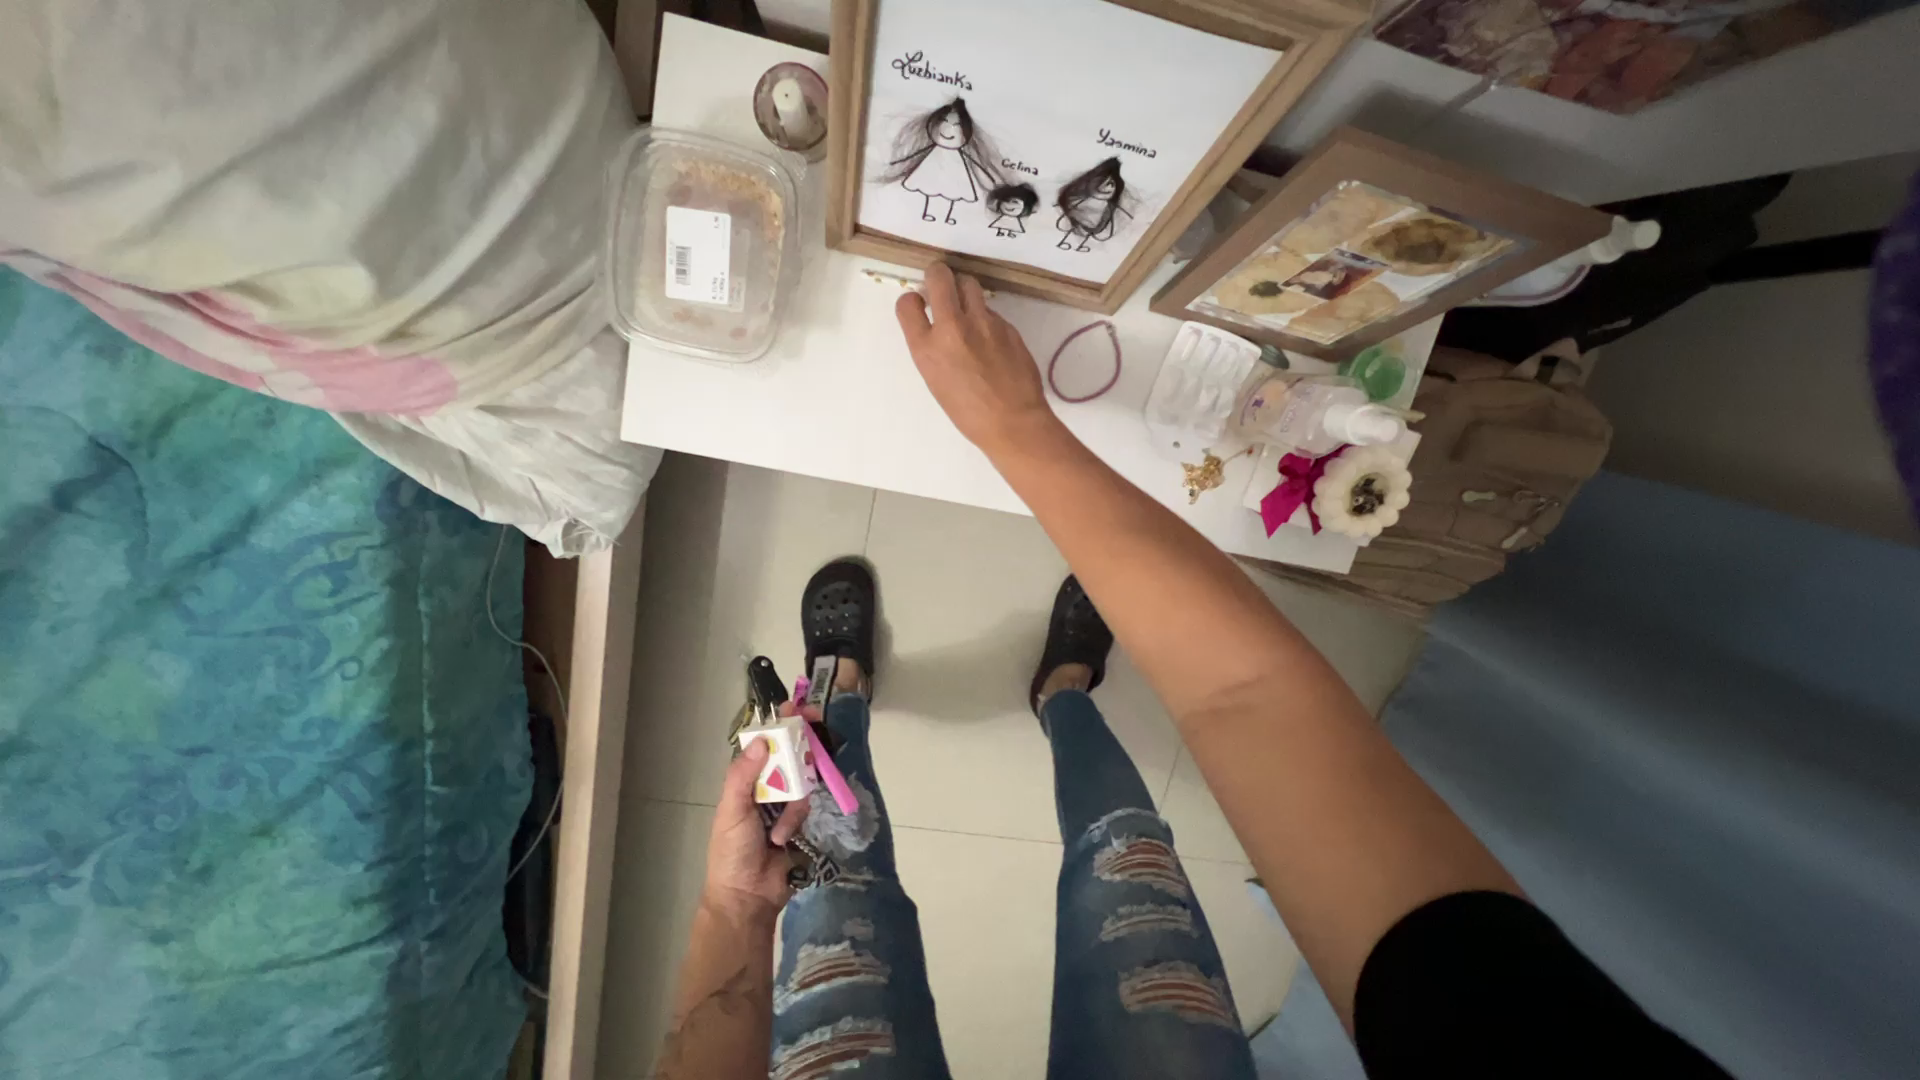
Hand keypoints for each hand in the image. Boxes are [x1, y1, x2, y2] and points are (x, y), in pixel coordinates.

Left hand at [702, 736, 808, 921]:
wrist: (748, 896)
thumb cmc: (731, 851)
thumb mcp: (732, 810)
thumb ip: (744, 775)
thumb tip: (763, 739)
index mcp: (745, 780)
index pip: (764, 744)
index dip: (780, 726)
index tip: (796, 710)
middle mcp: (766, 786)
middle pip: (788, 755)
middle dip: (800, 746)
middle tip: (814, 732)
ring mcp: (785, 802)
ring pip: (801, 780)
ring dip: (792, 800)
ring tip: (779, 829)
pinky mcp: (801, 819)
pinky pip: (807, 804)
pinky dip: (797, 819)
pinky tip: (784, 839)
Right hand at [896, 261, 1058, 454]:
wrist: (1013, 422)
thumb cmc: (968, 413)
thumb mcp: (936, 381)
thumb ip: (932, 348)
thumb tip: (936, 325)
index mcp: (927, 348)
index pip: (907, 303)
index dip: (912, 301)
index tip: (920, 306)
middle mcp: (952, 327)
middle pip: (939, 276)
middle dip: (937, 276)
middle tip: (940, 288)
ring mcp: (983, 323)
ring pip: (969, 283)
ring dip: (962, 290)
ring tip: (966, 307)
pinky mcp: (1007, 325)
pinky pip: (991, 310)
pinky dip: (985, 317)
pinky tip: (990, 339)